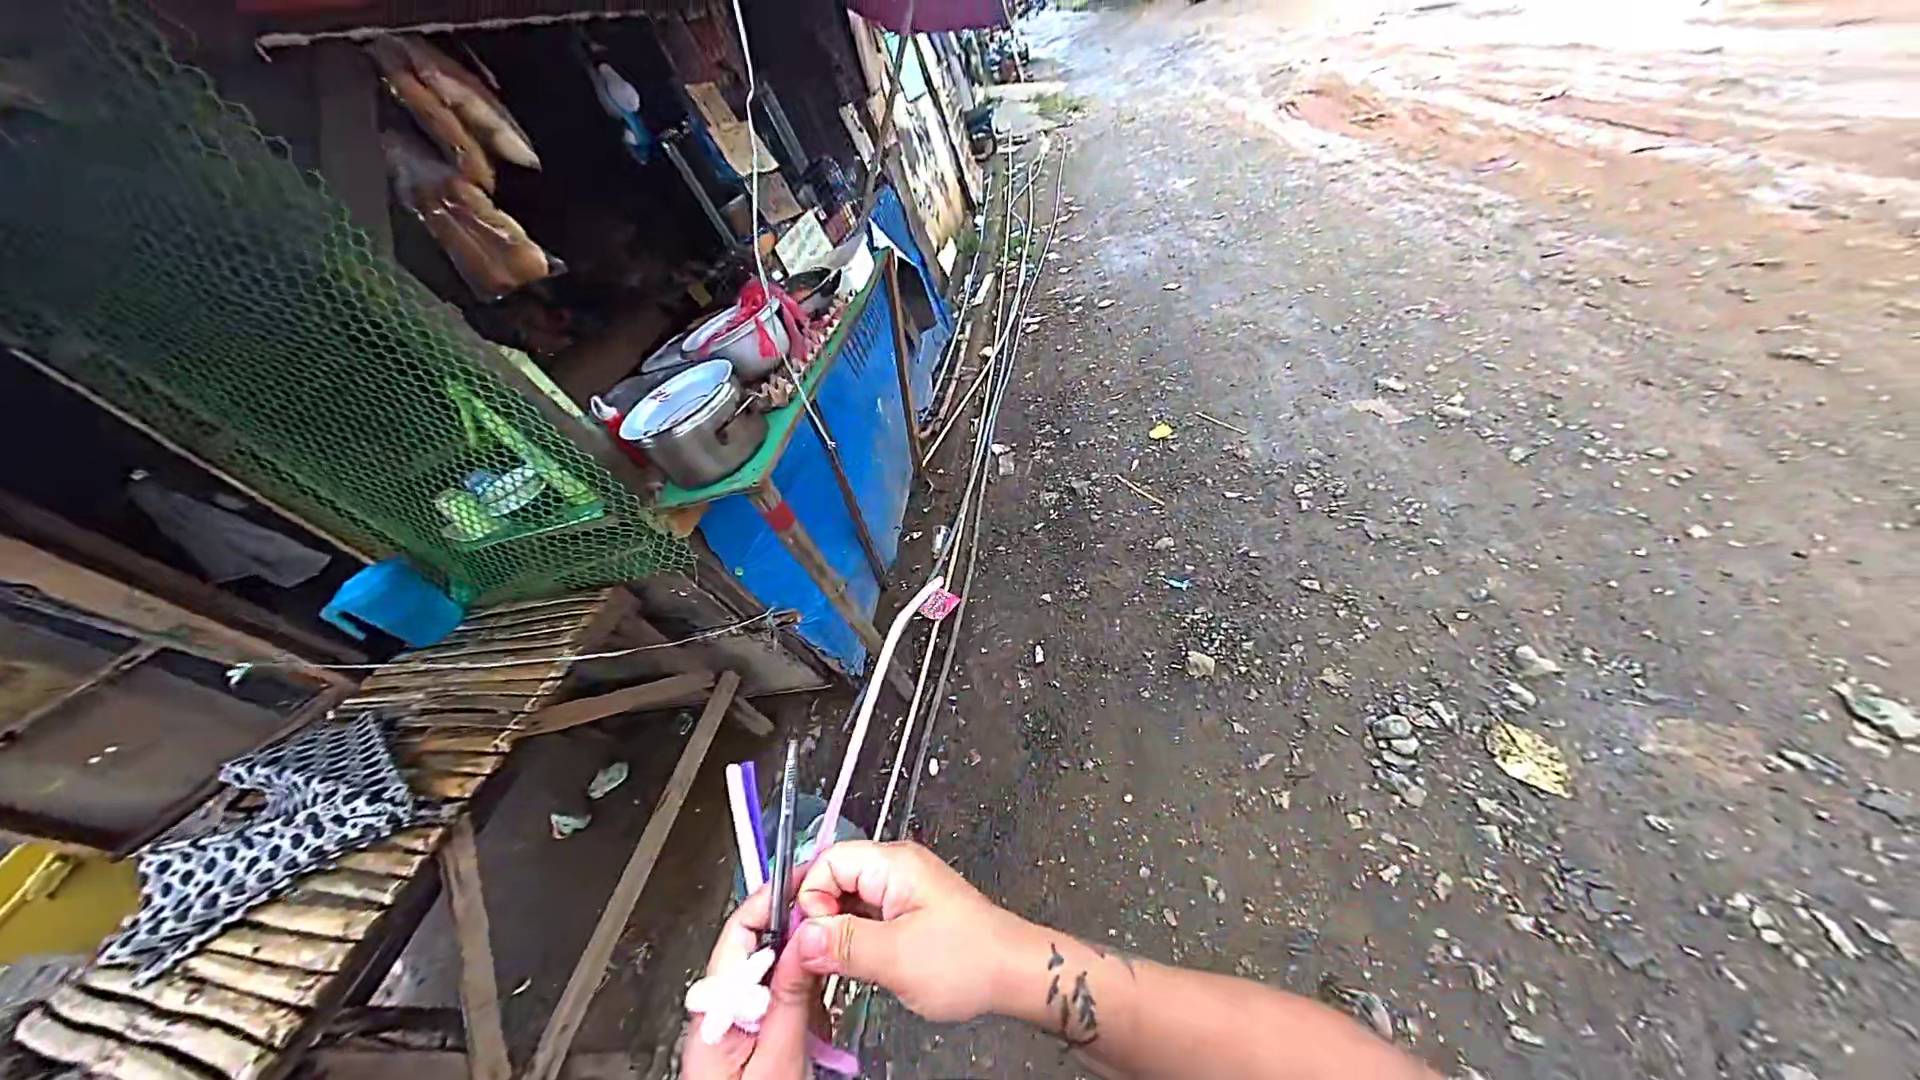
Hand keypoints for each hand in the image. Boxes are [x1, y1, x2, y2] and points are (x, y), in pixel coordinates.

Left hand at [680, 884, 817, 1079]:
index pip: (740, 931)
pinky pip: (780, 999)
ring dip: (803, 977)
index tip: (806, 880)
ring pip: (774, 972)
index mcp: (715, 1010)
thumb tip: (802, 936)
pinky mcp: (751, 1036)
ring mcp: (736, 1023)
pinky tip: (815, 1024)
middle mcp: (720, 1010)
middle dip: (798, 940)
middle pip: (759, 947)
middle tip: (829, 936)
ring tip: (822, 1003)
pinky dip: (803, 1002)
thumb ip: (789, 995)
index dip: (773, 898)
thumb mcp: (777, 1060)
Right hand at [791, 840, 1032, 1022]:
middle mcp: (895, 868)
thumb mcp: (897, 956)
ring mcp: (900, 889)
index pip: (828, 861)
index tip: (803, 938)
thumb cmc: (969, 958)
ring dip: (832, 929)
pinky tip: (846, 963)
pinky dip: (850, 937)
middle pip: (834, 878)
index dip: (809, 897)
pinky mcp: (905, 910)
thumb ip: (844, 944)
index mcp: (893, 863)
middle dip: (816, 914)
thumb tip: (802, 938)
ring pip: (847, 899)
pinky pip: (864, 915)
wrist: (1011, 972)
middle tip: (807, 956)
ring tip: (826, 965)